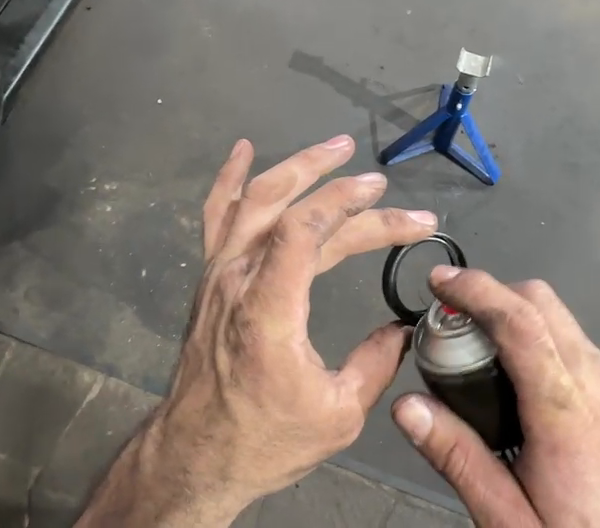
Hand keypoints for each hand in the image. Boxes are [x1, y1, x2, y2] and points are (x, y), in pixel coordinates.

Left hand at [76, 135, 439, 526]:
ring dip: (297, 166)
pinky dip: (230, 177)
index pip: (302, 229)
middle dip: (339, 189)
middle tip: (380, 181)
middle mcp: (238, 276)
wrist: (196, 452)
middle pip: (288, 209)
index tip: (392, 204)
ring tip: (335, 146)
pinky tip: (243, 149)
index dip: (347, 205)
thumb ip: (375, 363)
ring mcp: (219, 271)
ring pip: (253, 198)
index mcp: (267, 307)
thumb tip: (402, 327)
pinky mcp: (211, 275)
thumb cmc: (265, 437)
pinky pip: (216, 214)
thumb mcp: (337, 414)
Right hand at [394, 267, 599, 527]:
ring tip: (483, 360)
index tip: (441, 281)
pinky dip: (542, 343)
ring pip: (561, 321)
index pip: (519, 320)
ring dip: (517, 319)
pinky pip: (578, 347)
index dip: (475, 289)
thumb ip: (461, 459)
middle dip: (492, 294)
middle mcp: (598, 383)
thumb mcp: (514, 523)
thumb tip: (409, 408)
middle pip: (541, 302)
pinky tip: (523, 390)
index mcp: (566, 411)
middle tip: (453, 320)